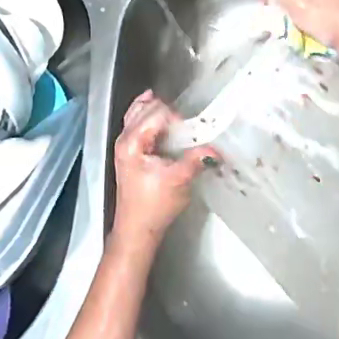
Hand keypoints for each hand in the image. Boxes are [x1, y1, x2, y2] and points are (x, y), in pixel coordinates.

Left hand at [111, 90, 214, 248]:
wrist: (136, 231)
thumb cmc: (153, 207)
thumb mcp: (178, 181)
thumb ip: (195, 160)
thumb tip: (214, 150)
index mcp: (133, 142)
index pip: (156, 113)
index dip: (176, 118)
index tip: (190, 132)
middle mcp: (124, 139)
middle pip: (145, 108)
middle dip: (167, 112)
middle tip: (185, 127)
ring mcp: (124, 145)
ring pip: (138, 113)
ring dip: (157, 112)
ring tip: (176, 119)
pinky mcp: (129, 152)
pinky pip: (137, 124)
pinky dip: (150, 119)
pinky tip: (163, 124)